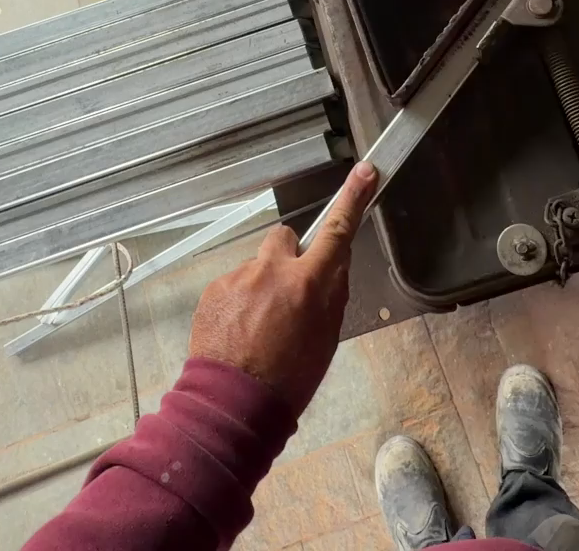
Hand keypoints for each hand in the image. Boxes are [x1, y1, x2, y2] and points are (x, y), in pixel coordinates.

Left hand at [188, 162, 380, 410]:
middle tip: (286, 294)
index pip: (337, 230)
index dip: (352, 198)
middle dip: (288, 257)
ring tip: (257, 327)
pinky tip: (237, 332)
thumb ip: (331, 292)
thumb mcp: (327, 336)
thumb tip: (333, 263)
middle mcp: (272, 270)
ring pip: (257, 265)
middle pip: (284, 238)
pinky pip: (234, 283)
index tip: (364, 171)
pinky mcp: (214, 289)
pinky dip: (238, 300)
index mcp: (308, 283)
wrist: (231, 407)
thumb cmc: (290, 379)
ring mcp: (239, 277)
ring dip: (260, 285)